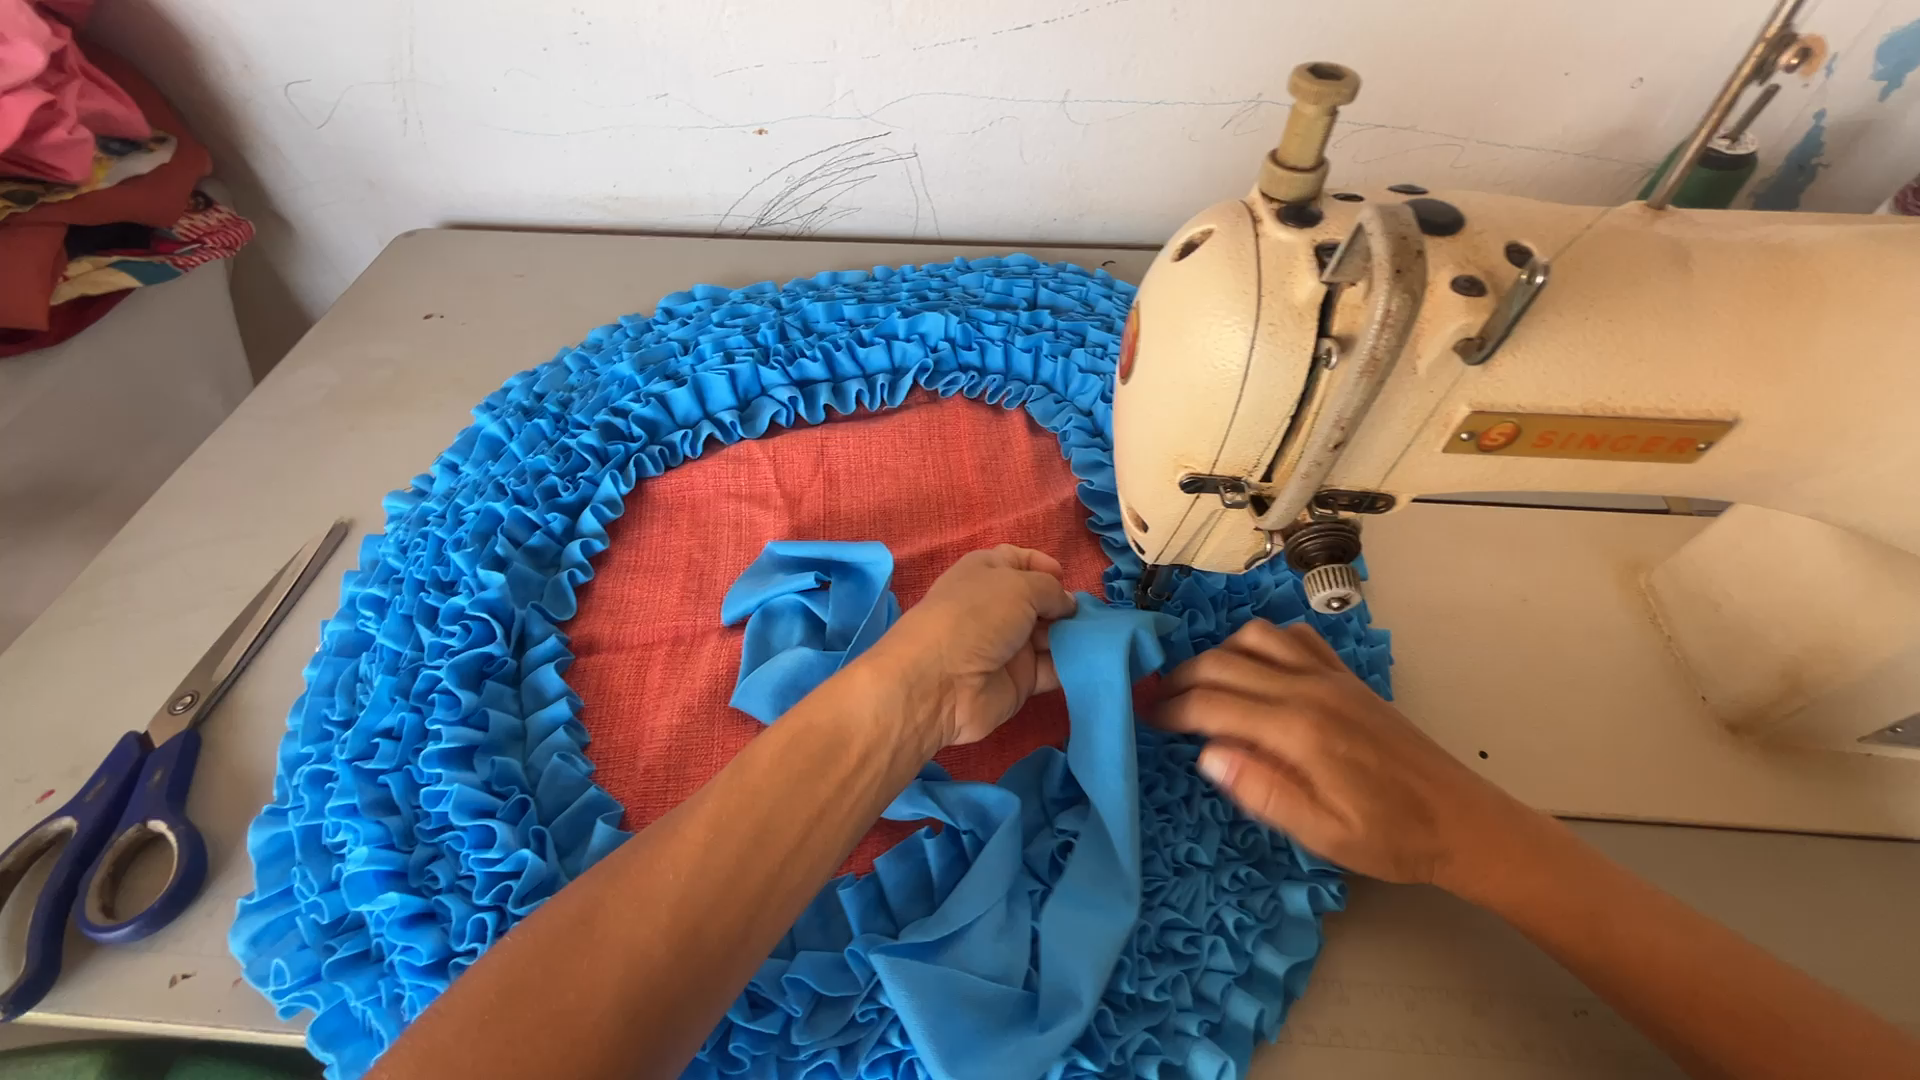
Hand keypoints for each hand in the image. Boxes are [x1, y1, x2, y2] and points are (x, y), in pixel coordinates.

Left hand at [862, 545, 1077, 748]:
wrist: (940, 682)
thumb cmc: (977, 617)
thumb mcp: (1019, 586)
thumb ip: (1051, 590)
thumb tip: (1068, 605)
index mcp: (987, 572)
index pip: (1020, 561)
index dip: (1044, 566)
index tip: (1066, 579)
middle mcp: (997, 606)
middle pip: (1041, 602)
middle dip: (1068, 606)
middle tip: (1094, 614)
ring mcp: (1007, 645)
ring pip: (1051, 637)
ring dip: (1075, 636)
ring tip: (1102, 638)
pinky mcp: (1019, 680)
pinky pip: (1052, 669)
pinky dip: (1073, 666)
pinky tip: (1096, 662)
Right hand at [1153, 619, 1531, 889]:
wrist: (1464, 821)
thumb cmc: (1390, 838)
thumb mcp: (1320, 834)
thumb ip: (1260, 789)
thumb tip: (1205, 753)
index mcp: (1297, 731)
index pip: (1211, 705)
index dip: (1169, 708)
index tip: (1143, 715)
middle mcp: (1308, 690)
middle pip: (1222, 662)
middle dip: (1179, 678)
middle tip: (1156, 699)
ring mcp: (1329, 676)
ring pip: (1254, 637)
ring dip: (1218, 654)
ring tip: (1202, 684)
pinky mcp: (1346, 675)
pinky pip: (1294, 637)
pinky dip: (1262, 642)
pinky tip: (1256, 667)